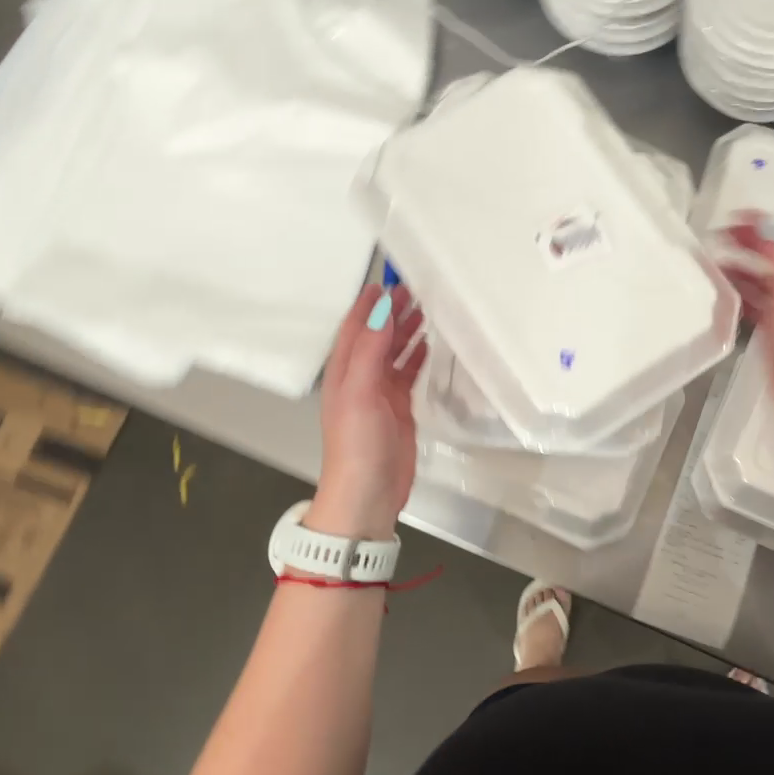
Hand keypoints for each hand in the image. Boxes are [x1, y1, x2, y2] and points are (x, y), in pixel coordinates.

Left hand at [307, 284, 427, 539]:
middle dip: (392, 312)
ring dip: (406, 331)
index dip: (369, 304)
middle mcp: (360, 378)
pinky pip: (407, 374)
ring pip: (393, 352)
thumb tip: (381, 309)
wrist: (367, 495)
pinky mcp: (399, 409)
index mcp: (344, 372)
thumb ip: (371, 350)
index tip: (387, 279)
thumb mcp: (361, 393)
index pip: (355, 328)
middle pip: (376, 336)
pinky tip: (429, 345)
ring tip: (426, 309)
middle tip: (416, 289)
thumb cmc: (358, 444)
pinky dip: (416, 357)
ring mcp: (380, 394)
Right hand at [720, 211, 773, 438]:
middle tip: (717, 238)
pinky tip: (721, 297)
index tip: (733, 217)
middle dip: (746, 245)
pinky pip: (753, 308)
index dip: (762, 225)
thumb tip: (766, 225)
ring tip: (713, 264)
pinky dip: (738, 299)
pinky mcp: (773, 335)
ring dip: (739, 271)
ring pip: (759, 283)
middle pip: (771, 258)